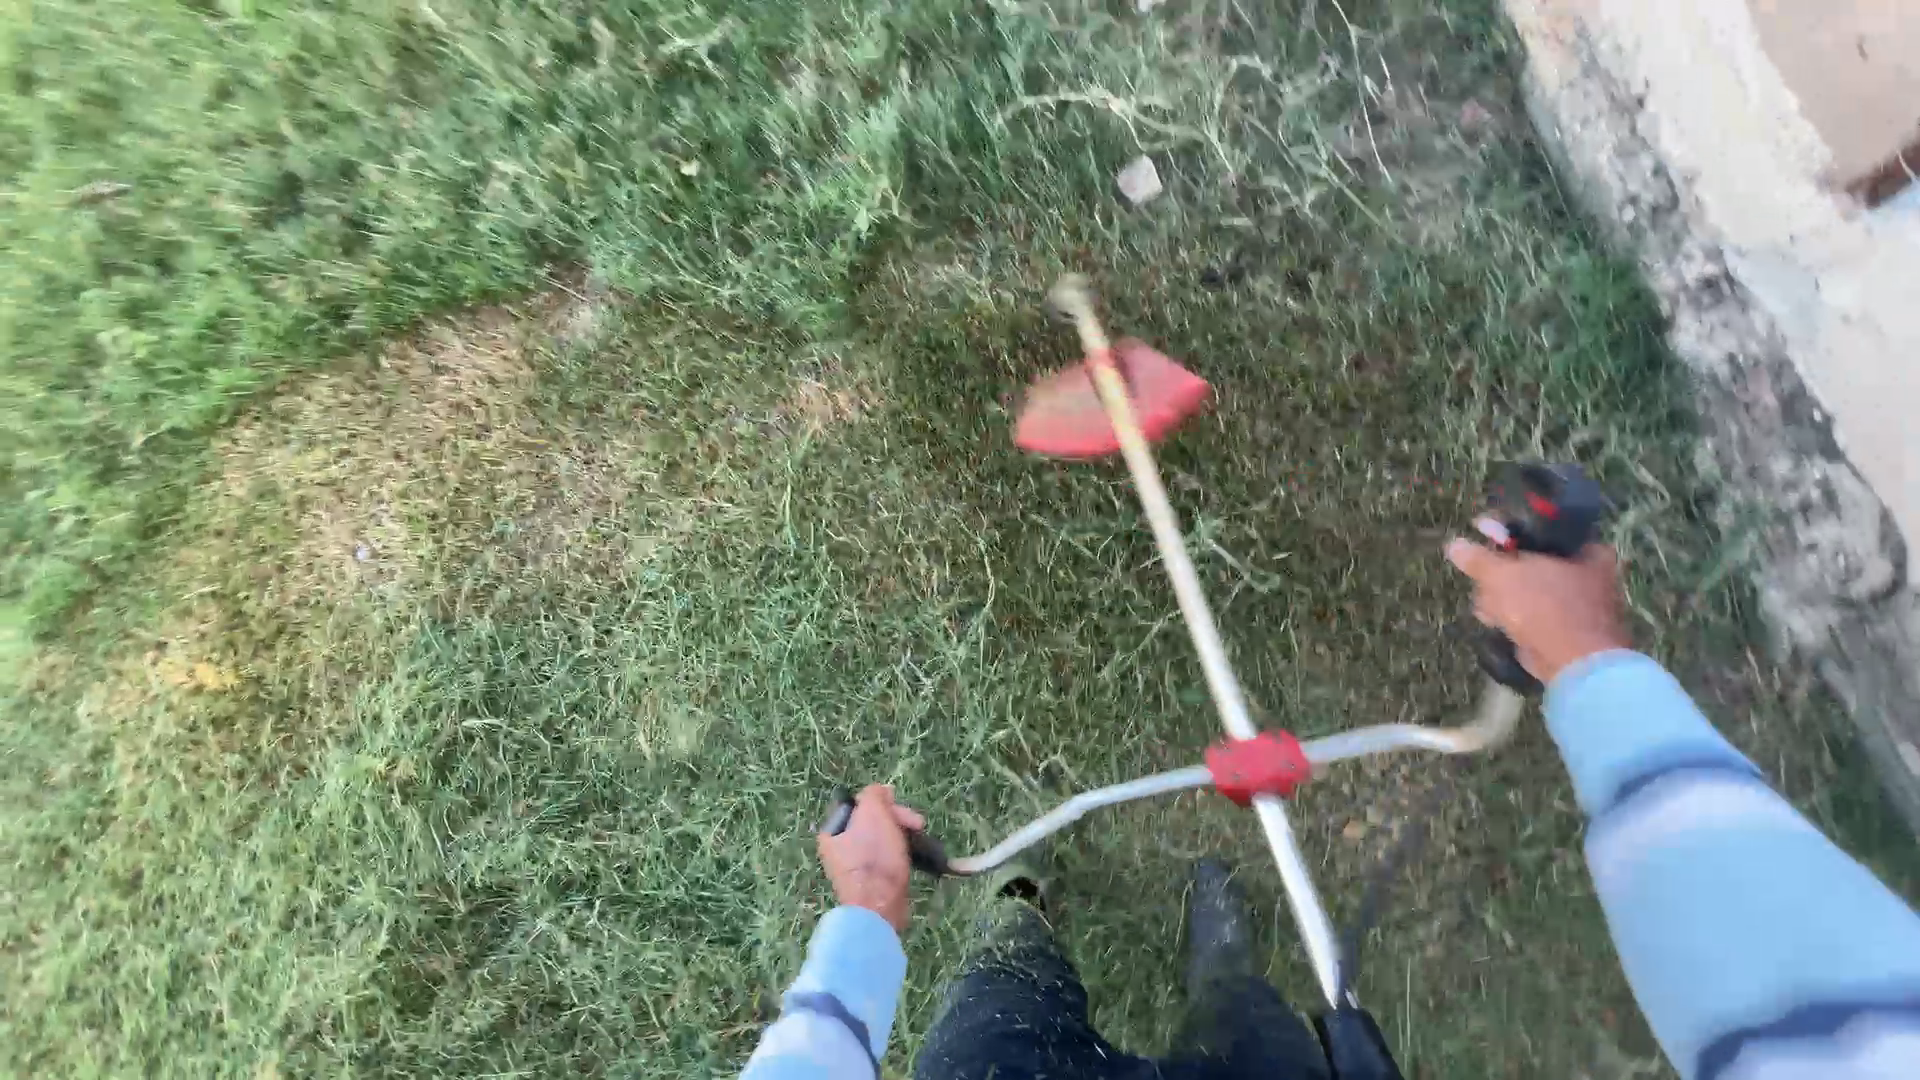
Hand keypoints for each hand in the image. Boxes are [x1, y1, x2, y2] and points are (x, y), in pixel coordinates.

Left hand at [817, 785, 925, 932]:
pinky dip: (897, 854)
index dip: (884, 802)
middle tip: (917, 824)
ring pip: (880, 838)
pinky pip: (883, 857)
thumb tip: (881, 791)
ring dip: (901, 835)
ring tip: (918, 842)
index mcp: (833, 828)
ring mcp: (852, 865)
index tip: (900, 808)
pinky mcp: (867, 881)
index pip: (861, 802)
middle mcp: (837, 846)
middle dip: (897, 819)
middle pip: (872, 819)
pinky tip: (909, 858)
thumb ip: (874, 794)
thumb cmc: (874, 856)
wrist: (878, 908)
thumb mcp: (873, 813)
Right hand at [1445, 532, 1630, 684]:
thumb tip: (1454, 544)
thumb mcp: (1501, 574)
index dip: (1504, 529)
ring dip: (1498, 597)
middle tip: (1482, 580)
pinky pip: (1528, 611)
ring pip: (1522, 587)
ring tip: (1489, 610)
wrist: (1574, 661)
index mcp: (1584, 548)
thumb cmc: (1543, 605)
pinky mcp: (1565, 626)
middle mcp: (1586, 571)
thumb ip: (1477, 557)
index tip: (1478, 532)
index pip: (1537, 527)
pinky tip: (1497, 622)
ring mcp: (1576, 600)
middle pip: (1525, 559)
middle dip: (1496, 572)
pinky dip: (1511, 615)